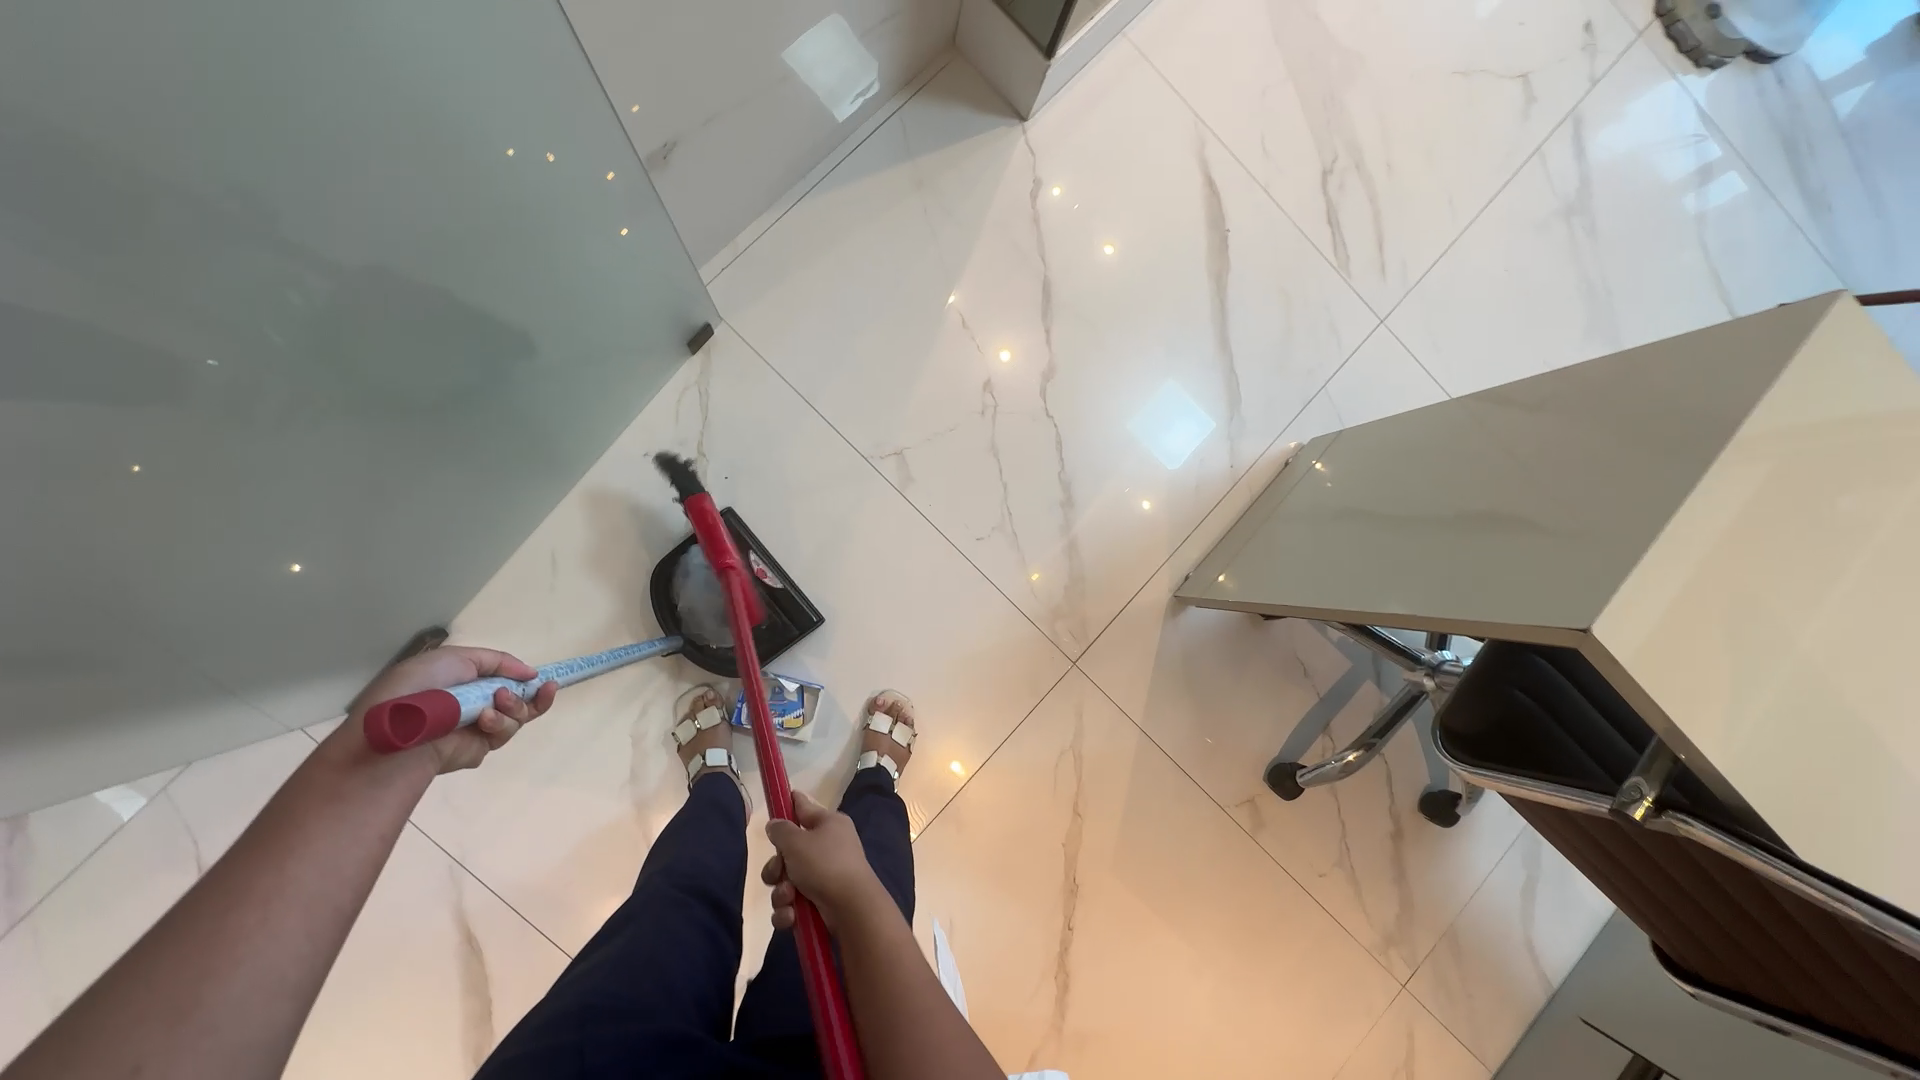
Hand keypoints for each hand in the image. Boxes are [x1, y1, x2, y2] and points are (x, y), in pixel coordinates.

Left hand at [341, 646, 557, 773]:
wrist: (402, 726)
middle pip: (521, 700)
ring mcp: (479, 728)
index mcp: (468, 682)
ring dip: (515, 706)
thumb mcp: (458, 657)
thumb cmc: (422, 686)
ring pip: (517, 716)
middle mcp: (477, 705)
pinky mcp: (480, 748)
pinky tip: (486, 719)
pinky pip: (504, 732)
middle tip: (545, 688)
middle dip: (534, 694)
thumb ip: (499, 661)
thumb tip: (532, 674)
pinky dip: (501, 723)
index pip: (506, 680)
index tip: (545, 679)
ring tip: (498, 702)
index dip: (527, 679)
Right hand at [762, 791, 890, 931]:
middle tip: (778, 872)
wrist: (851, 908)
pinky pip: (792, 905)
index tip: (776, 799)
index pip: (804, 808)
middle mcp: (827, 847)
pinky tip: (792, 916)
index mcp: (828, 824)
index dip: (789, 803)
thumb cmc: (825, 865)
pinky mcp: (819, 903)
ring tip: (789, 897)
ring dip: (781, 892)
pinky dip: (788, 911)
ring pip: (786, 881)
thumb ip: (781, 831)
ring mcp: (824, 876)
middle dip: (776, 867)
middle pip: (788, 852)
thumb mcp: (796, 842)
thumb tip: (775, 824)